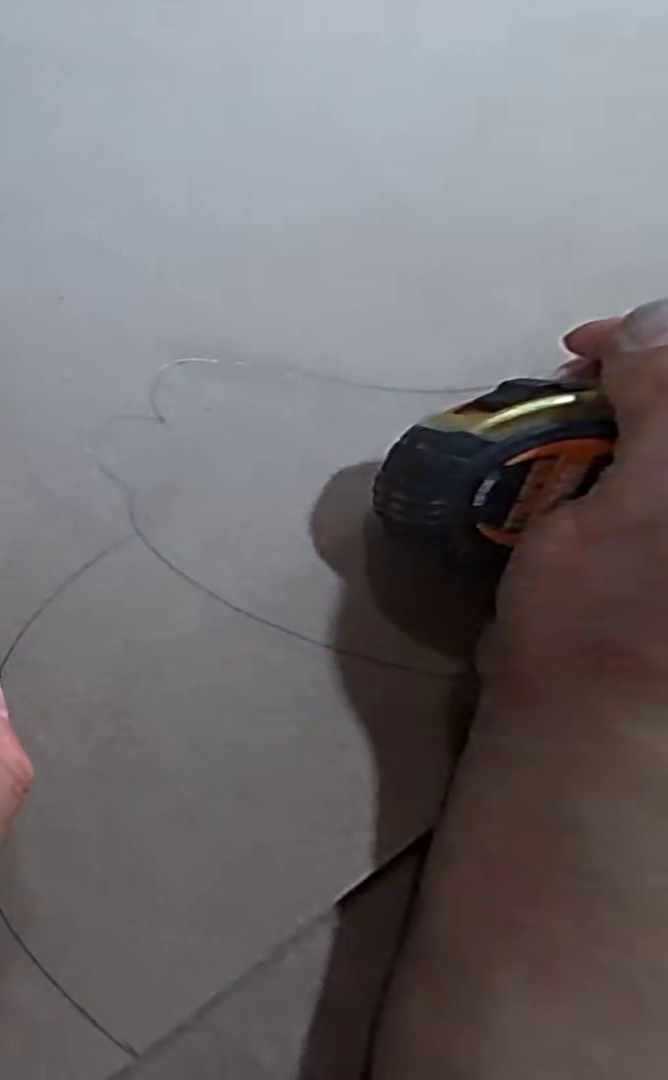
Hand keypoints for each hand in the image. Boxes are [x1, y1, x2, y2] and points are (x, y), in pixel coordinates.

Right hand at [490, 300, 667, 701]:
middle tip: (568, 380)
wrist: (593, 694)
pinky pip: (639, 467)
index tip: (584, 345)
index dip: (666, 343)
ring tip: (562, 416)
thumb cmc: (617, 606)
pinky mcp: (666, 537)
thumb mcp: (643, 502)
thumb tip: (654, 321)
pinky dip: (608, 447)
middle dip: (641, 375)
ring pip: (660, 434)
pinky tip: (571, 453)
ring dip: (621, 410)